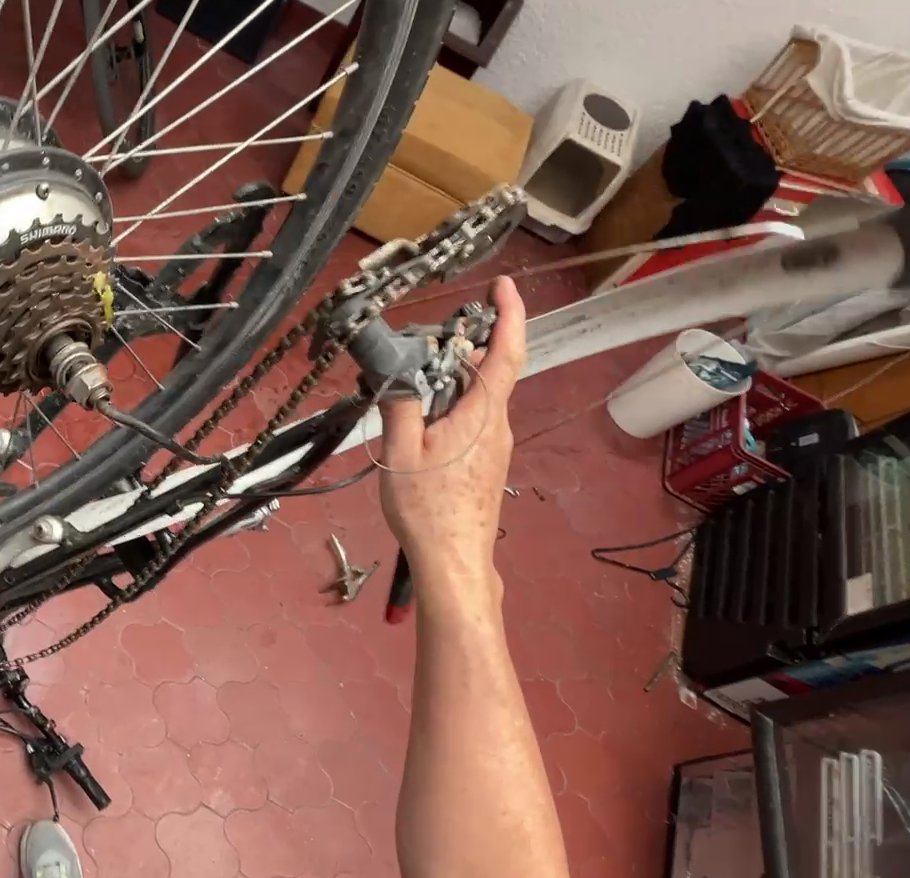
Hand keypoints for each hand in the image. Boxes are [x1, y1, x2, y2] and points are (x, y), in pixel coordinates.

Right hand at [377, 276, 523, 595]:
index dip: (510, 314)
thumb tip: (399, 379)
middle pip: (491, 373)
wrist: (453, 558)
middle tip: (427, 346)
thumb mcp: (400, 454)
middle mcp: (498, 426)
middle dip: (464, 351)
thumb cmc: (427, 509)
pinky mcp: (489, 463)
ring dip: (454, 384)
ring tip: (415, 392)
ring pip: (481, 399)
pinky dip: (455, 409)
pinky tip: (425, 428)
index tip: (503, 287)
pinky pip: (476, 422)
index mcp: (481, 415)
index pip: (506, 352)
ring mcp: (497, 446)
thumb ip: (401, 408)